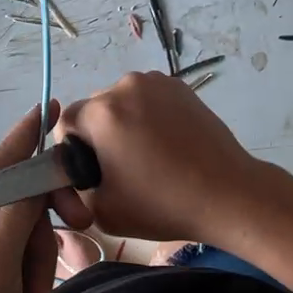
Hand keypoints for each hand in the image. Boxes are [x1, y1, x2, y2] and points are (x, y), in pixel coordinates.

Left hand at [0, 100, 92, 292]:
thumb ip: (17, 208)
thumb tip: (34, 165)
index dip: (28, 132)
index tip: (54, 104)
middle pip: (19, 197)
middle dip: (46, 221)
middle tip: (82, 228)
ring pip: (26, 232)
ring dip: (39, 264)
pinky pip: (19, 261)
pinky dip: (31, 282)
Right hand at [54, 71, 267, 243]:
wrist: (225, 192)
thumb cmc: (161, 204)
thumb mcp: (102, 210)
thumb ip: (76, 186)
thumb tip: (75, 172)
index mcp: (102, 112)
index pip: (66, 123)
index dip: (71, 150)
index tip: (90, 172)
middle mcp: (124, 85)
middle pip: (95, 108)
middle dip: (98, 134)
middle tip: (118, 167)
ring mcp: (155, 81)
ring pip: (122, 101)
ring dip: (123, 122)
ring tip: (146, 154)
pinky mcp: (178, 85)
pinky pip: (147, 97)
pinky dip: (148, 114)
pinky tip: (165, 142)